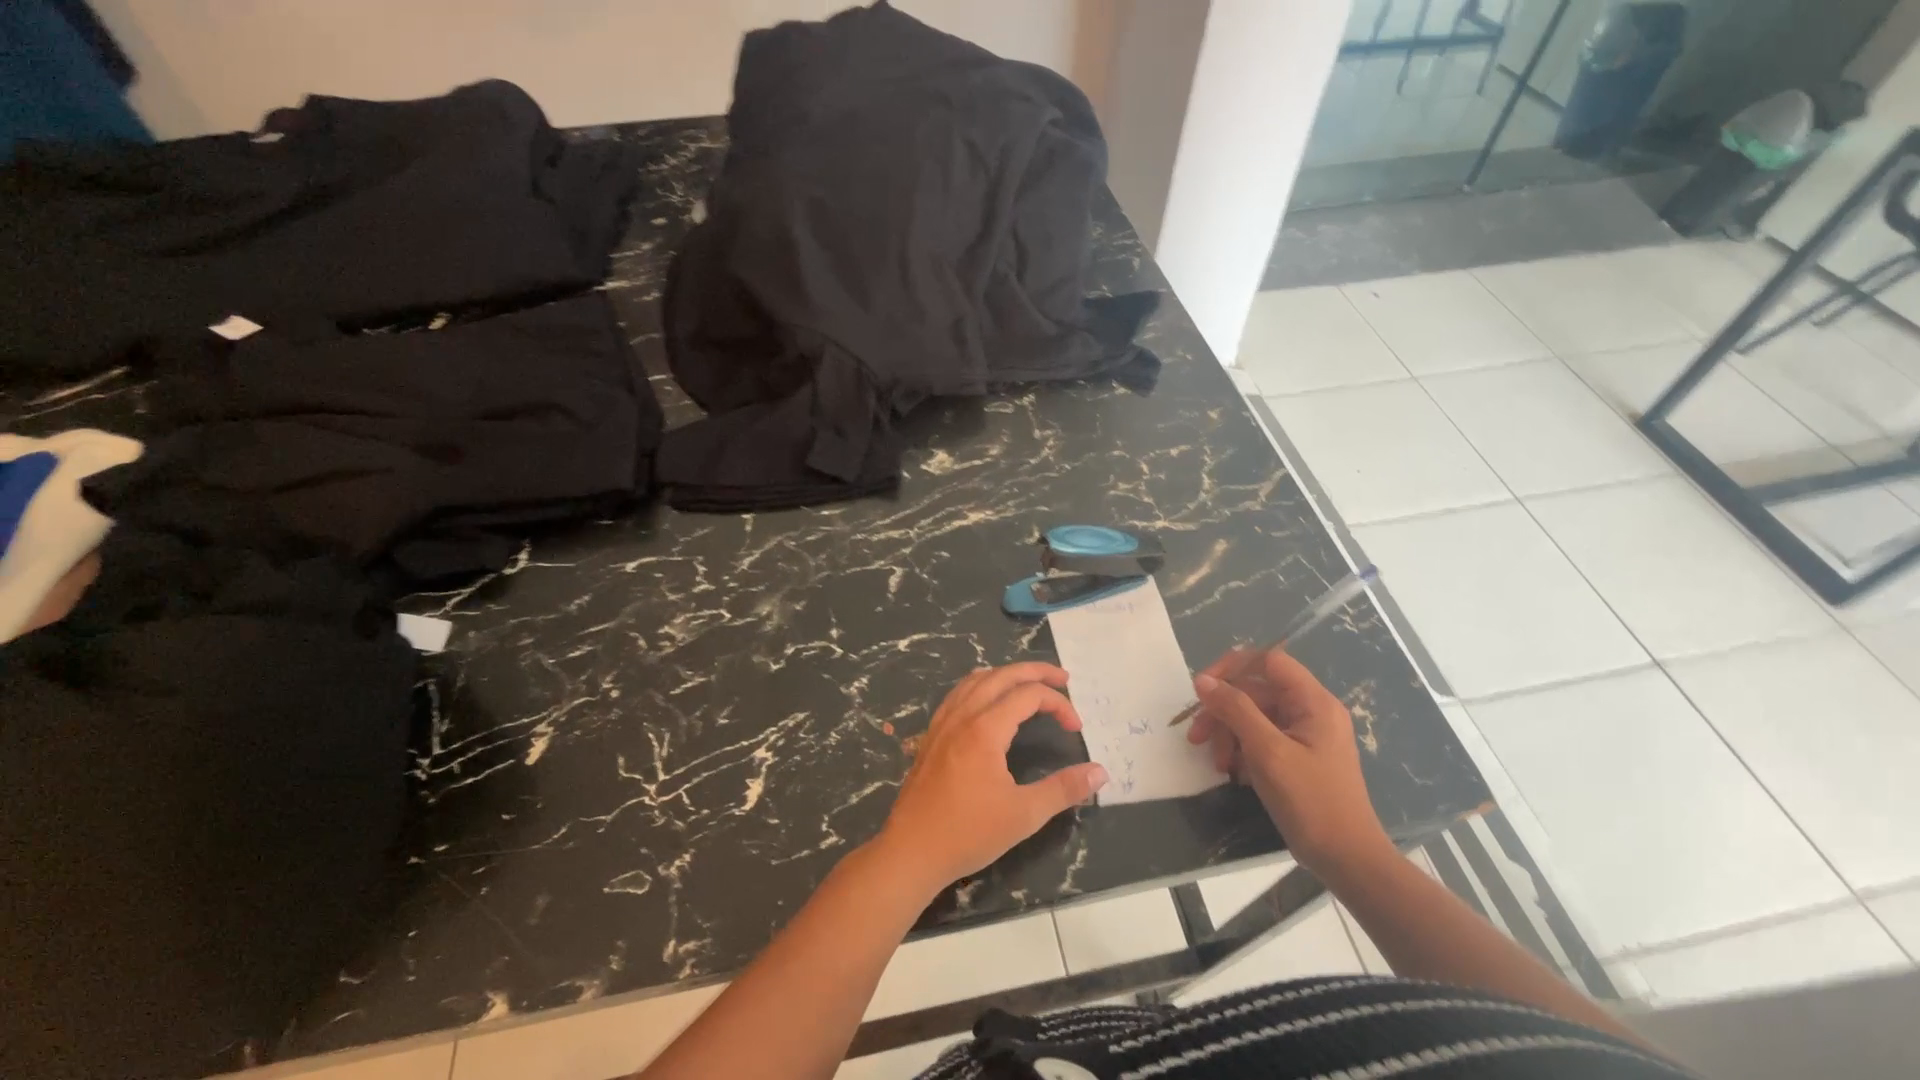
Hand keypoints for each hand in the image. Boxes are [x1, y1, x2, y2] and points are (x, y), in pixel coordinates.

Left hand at [875, 663, 1107, 892]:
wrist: (911, 851)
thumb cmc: (969, 833)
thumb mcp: (1024, 815)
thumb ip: (1064, 789)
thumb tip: (1100, 773)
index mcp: (984, 729)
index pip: (1028, 695)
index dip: (1058, 704)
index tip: (1077, 728)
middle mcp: (961, 716)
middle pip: (1001, 675)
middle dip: (1035, 672)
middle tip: (1063, 679)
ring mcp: (941, 725)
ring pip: (975, 680)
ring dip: (1005, 675)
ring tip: (1028, 684)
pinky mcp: (930, 737)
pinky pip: (957, 695)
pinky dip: (980, 687)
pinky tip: (988, 703)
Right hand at [1187, 647, 1392, 874]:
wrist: (1346, 859)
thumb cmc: (1311, 801)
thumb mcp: (1267, 752)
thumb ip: (1235, 710)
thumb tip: (1203, 681)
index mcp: (1313, 702)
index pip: (1268, 661)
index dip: (1232, 667)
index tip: (1201, 689)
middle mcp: (1311, 712)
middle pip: (1256, 692)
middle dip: (1223, 712)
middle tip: (1195, 738)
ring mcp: (1306, 737)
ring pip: (1255, 718)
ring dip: (1229, 735)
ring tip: (1216, 764)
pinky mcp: (1298, 759)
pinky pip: (1263, 741)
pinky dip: (1243, 752)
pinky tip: (1234, 774)